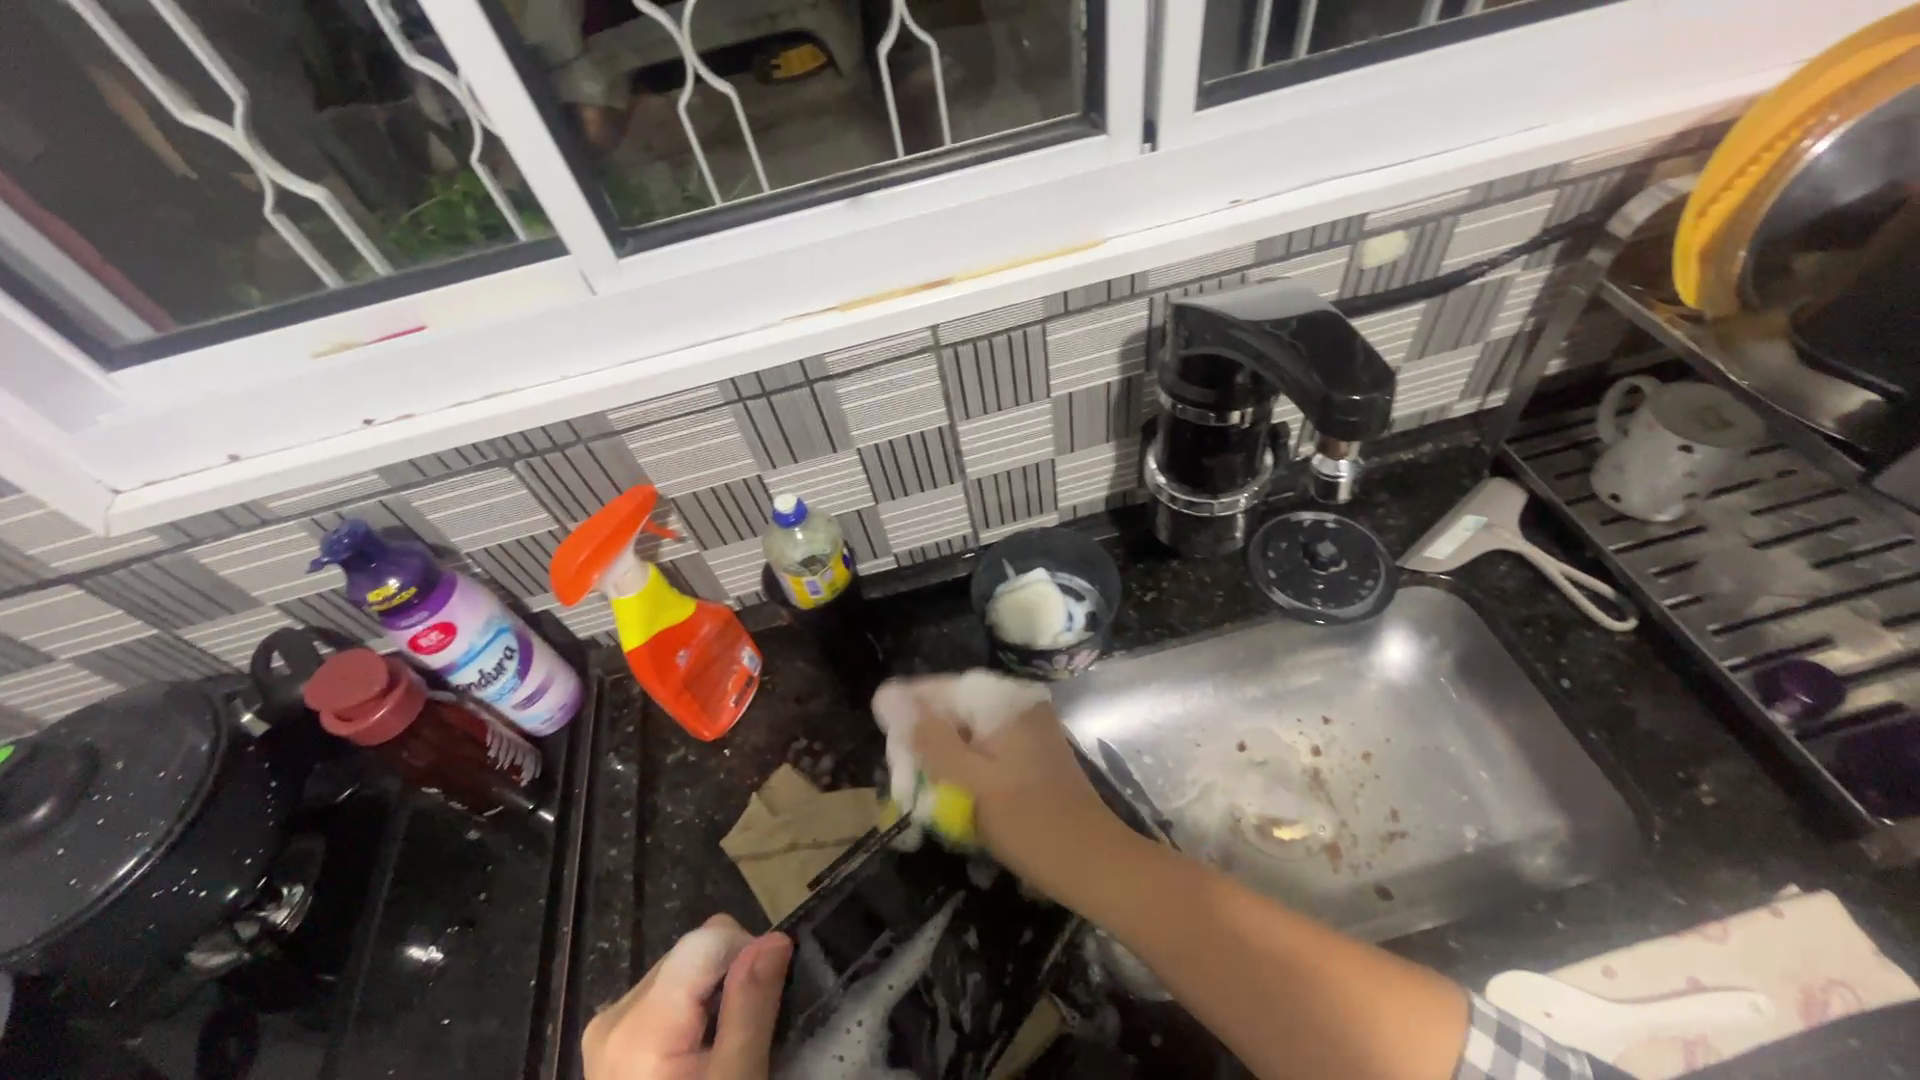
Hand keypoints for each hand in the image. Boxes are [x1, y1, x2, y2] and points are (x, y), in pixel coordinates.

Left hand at [582, 915, 792, 1079]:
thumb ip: (752, 1007)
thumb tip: (774, 938)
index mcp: (642, 1023)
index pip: (709, 937)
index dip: (749, 954)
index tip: (769, 1000)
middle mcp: (615, 1014)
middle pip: (693, 952)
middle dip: (731, 977)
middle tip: (748, 1034)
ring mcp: (606, 1030)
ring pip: (681, 971)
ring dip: (713, 995)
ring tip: (723, 1050)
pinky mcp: (608, 1044)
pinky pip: (664, 997)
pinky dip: (692, 1012)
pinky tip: (700, 1057)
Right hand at [877, 673, 1127, 899]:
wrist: (1095, 864)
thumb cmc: (1030, 824)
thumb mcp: (969, 781)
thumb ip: (927, 738)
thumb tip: (886, 695)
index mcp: (1004, 700)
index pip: (938, 689)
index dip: (906, 716)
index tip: (888, 753)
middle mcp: (1017, 704)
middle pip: (951, 709)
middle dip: (923, 743)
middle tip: (904, 784)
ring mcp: (1026, 728)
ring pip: (964, 732)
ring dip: (940, 761)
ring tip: (922, 795)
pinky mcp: (1029, 754)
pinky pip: (984, 749)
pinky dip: (963, 770)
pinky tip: (951, 798)